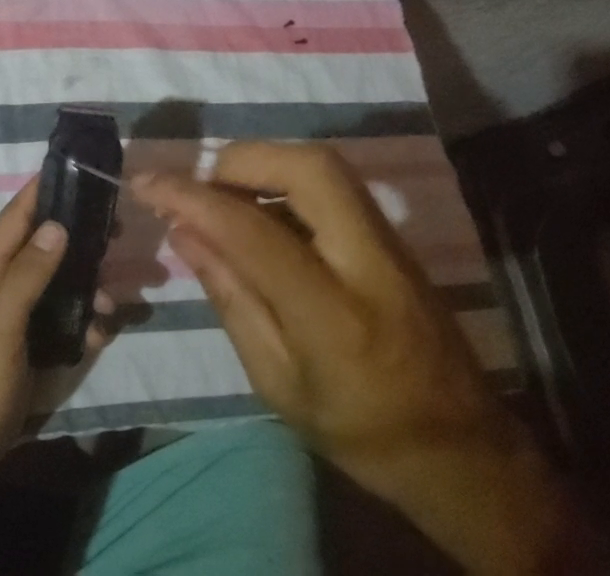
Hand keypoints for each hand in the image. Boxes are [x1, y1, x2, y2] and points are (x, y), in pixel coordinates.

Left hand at [0, 179, 112, 496]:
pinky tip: (103, 332)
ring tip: (119, 297)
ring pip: (60, 287)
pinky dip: (85, 322)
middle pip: (42, 250)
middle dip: (79, 240)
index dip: (37, 192)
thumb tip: (54, 225)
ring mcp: (16, 320)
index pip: (12, 222)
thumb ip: (26, 277)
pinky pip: (64, 322)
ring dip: (90, 286)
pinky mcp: (30, 347)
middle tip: (119, 231)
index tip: (70, 167)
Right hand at [132, 143, 578, 575]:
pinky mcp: (397, 241)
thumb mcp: (278, 384)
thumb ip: (231, 300)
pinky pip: (334, 189)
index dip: (192, 198)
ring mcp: (393, 246)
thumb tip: (184, 233)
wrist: (463, 450)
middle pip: (310, 168)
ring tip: (222, 199)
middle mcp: (371, 263)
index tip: (146, 184)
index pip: (253, 232)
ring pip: (326, 167)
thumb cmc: (359, 432)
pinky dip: (286, 184)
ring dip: (264, 166)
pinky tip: (260, 216)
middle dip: (241, 160)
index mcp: (334, 317)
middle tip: (199, 188)